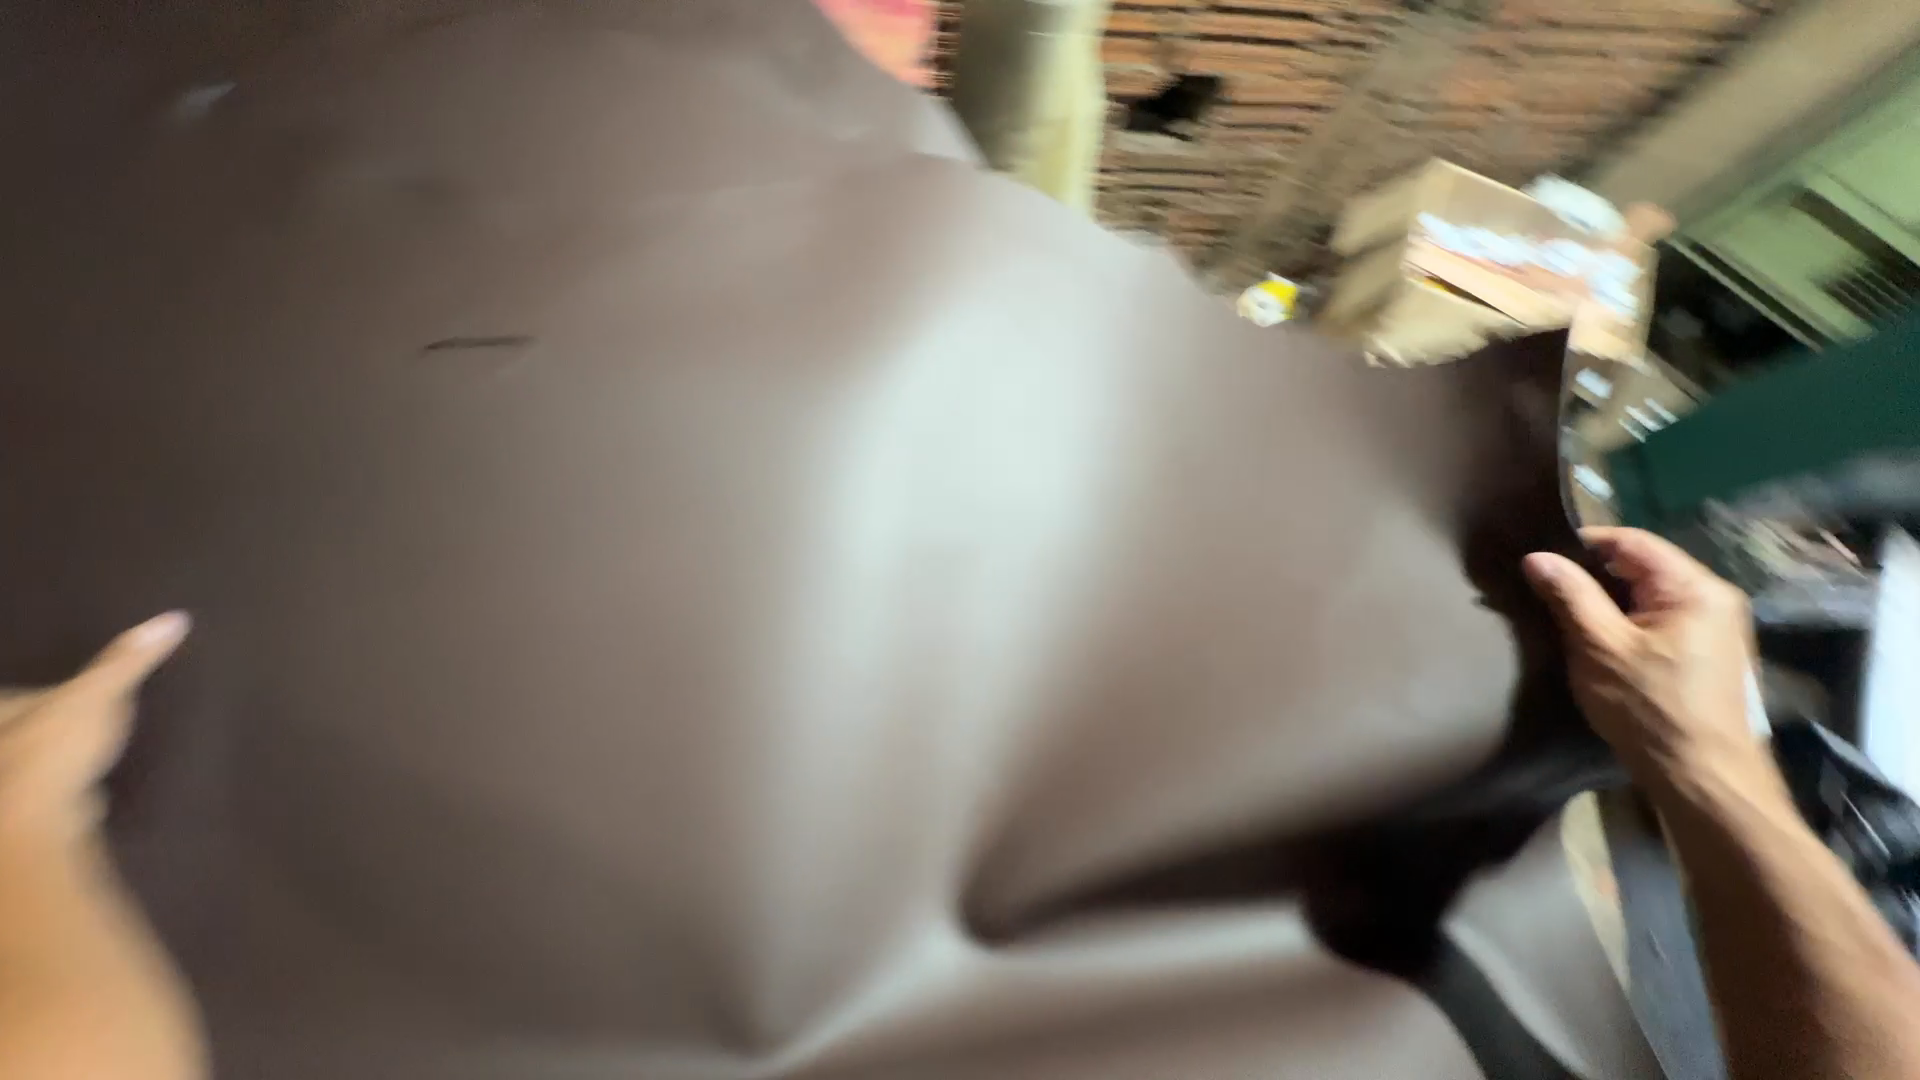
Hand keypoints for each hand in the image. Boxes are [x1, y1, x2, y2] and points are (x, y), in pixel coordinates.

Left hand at [0, 613, 189, 840]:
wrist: (36, 817)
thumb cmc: (57, 746)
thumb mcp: (102, 694)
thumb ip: (130, 660)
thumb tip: (173, 618)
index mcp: (4, 710)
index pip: (11, 694)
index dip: (27, 692)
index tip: (52, 692)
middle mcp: (0, 739)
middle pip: (16, 725)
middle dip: (34, 723)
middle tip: (67, 717)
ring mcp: (8, 774)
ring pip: (23, 757)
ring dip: (43, 755)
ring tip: (76, 750)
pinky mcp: (20, 806)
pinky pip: (33, 788)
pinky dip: (51, 783)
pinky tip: (76, 783)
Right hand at [1523, 528, 1766, 789]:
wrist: (1702, 774)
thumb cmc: (1649, 705)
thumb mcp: (1598, 646)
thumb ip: (1569, 595)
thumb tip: (1536, 557)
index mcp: (1695, 589)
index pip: (1630, 541)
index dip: (1580, 543)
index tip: (1537, 558)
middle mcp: (1713, 599)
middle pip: (1639, 565)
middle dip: (1588, 572)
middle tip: (1540, 587)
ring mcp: (1712, 626)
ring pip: (1645, 592)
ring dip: (1602, 598)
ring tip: (1559, 611)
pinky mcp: (1703, 651)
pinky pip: (1654, 616)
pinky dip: (1620, 618)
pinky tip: (1592, 637)